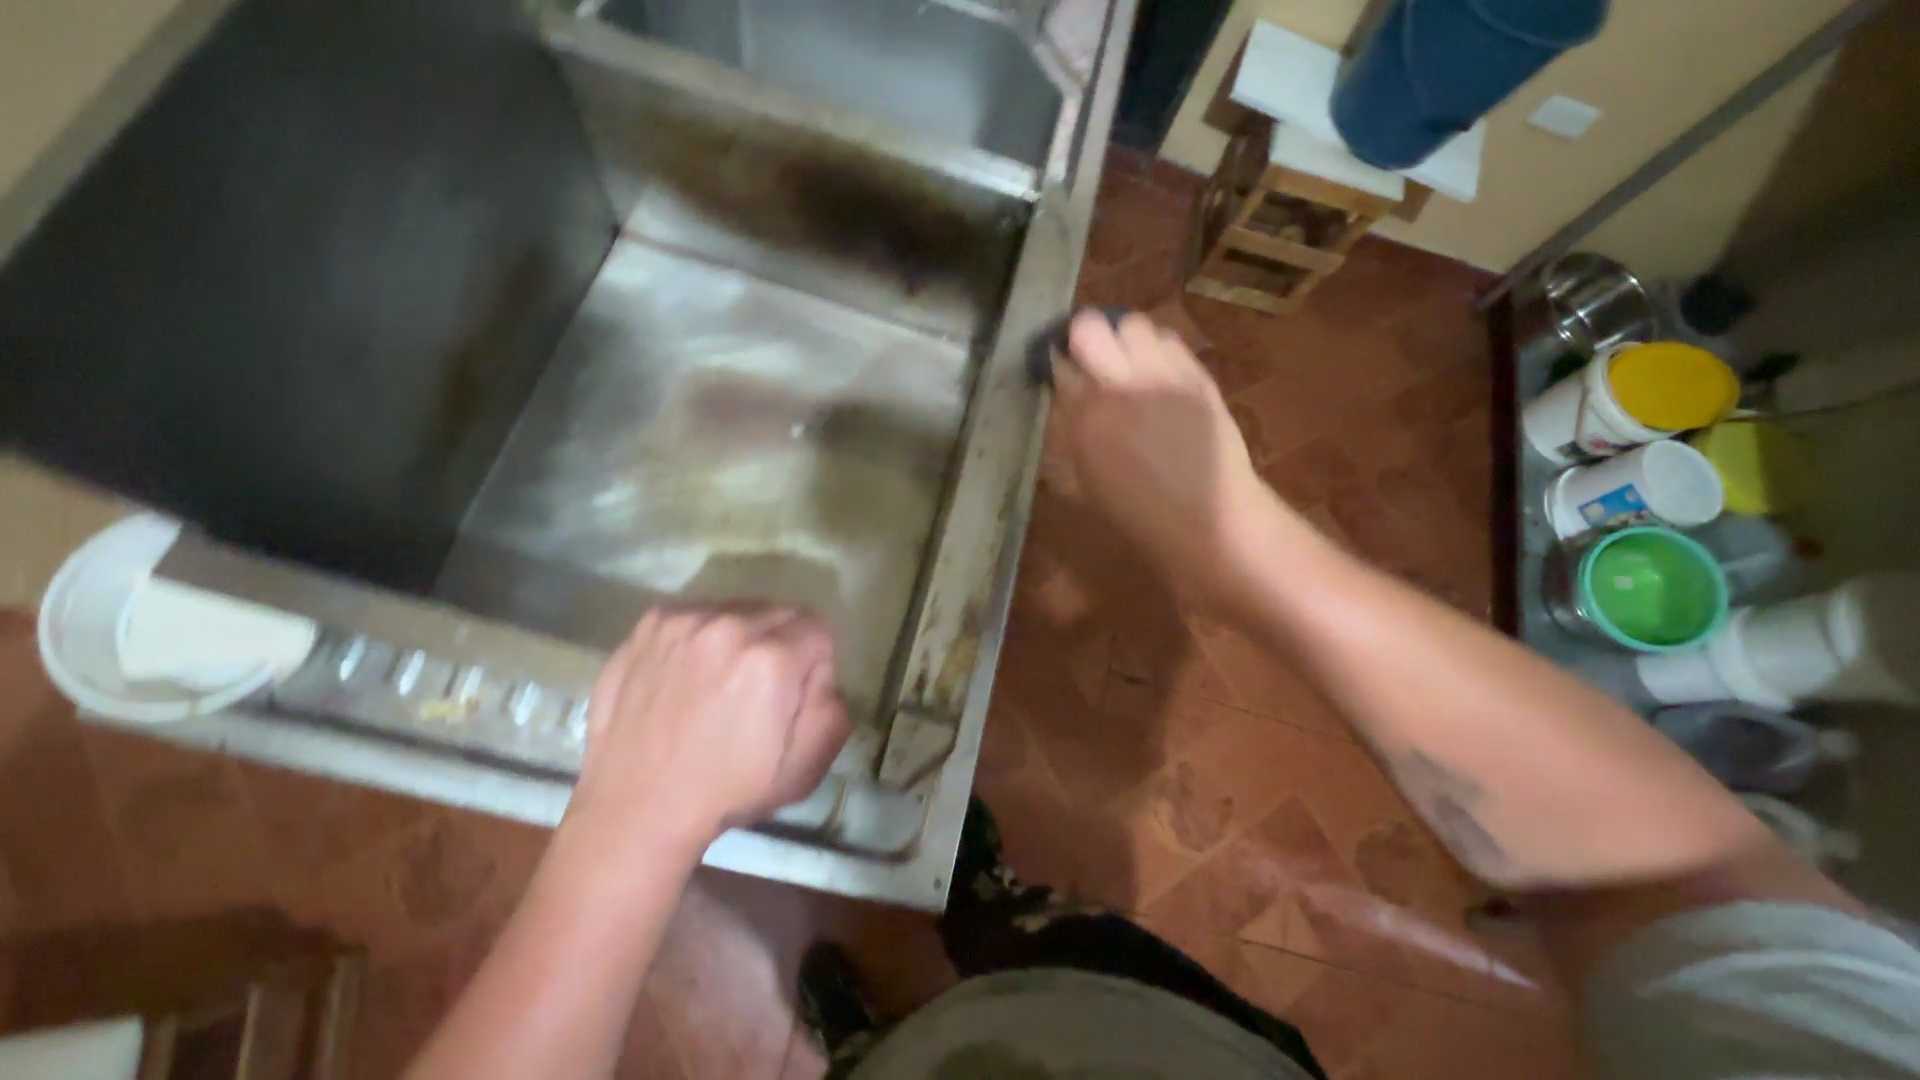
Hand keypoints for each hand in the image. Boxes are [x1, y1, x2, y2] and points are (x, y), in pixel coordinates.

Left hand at [566, 607, 850, 851]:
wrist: (636, 808)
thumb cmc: (726, 793)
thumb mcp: (805, 767)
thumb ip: (833, 708)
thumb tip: (822, 677)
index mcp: (772, 659)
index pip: (819, 629)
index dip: (814, 665)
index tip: (792, 697)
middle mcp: (729, 625)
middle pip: (780, 613)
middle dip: (781, 645)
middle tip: (759, 692)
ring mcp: (683, 621)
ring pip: (737, 610)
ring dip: (741, 638)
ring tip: (720, 683)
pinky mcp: (649, 625)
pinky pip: (696, 615)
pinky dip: (702, 637)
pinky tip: (689, 677)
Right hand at [1051, 311, 1281, 603]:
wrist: (1207, 523)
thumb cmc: (1138, 515)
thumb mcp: (1084, 483)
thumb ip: (1069, 436)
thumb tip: (1063, 400)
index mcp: (1085, 420)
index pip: (1059, 365)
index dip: (1059, 362)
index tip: (1063, 366)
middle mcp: (1120, 389)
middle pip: (1089, 328)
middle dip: (1086, 337)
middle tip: (1093, 355)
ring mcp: (1161, 378)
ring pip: (1132, 325)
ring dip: (1125, 339)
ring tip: (1130, 361)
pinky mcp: (1196, 377)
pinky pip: (1169, 341)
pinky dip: (1158, 349)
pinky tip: (1158, 371)